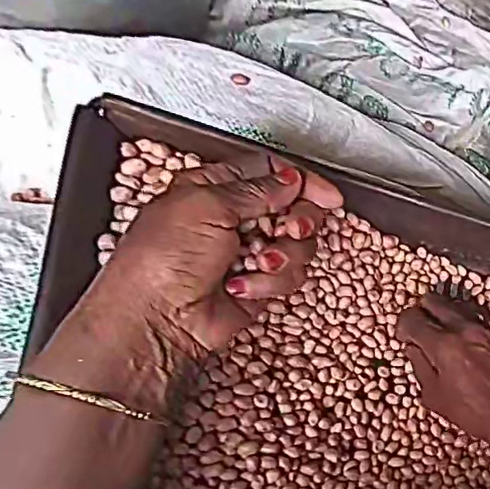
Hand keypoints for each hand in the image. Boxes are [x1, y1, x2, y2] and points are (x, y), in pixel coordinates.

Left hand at [29, 156, 339, 416]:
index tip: (328, 197)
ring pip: (299, 246)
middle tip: (291, 231)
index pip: (271, 172)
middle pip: (295, 209)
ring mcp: (252, 251)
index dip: (302, 182)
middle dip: (300, 222)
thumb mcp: (207, 206)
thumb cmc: (164, 258)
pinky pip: (291, 276)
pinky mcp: (263, 282)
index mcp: (216, 187)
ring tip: (256, 264)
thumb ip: (256, 189)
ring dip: (284, 257)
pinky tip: (242, 286)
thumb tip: (291, 178)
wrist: (160, 315)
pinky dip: (270, 282)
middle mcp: (238, 218)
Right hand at [394, 293, 489, 483]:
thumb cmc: (475, 413)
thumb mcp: (435, 396)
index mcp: (444, 346)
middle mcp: (466, 331)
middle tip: (421, 329)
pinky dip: (468, 328)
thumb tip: (414, 348)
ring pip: (459, 308)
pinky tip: (468, 346)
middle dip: (422, 312)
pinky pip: (480, 322)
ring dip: (446, 316)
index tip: (405, 337)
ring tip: (443, 336)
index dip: (403, 326)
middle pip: (434, 301)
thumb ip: (420, 366)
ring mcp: (488, 331)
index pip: (412, 318)